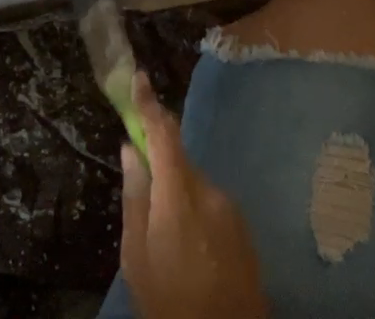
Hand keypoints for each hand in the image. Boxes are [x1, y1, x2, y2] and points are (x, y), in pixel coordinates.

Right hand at [118, 73, 268, 318]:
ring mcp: (231, 209)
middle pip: (178, 159)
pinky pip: (209, 202)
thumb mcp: (137, 255)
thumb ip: (135, 197)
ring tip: (163, 236)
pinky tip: (186, 246)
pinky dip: (193, 210)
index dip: (149, 103)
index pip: (163, 134)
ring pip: (193, 183)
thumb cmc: (171, 301)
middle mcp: (210, 192)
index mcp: (179, 196)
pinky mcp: (243, 227)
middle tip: (139, 188)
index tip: (138, 76)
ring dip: (176, 192)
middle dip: (158, 162)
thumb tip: (131, 150)